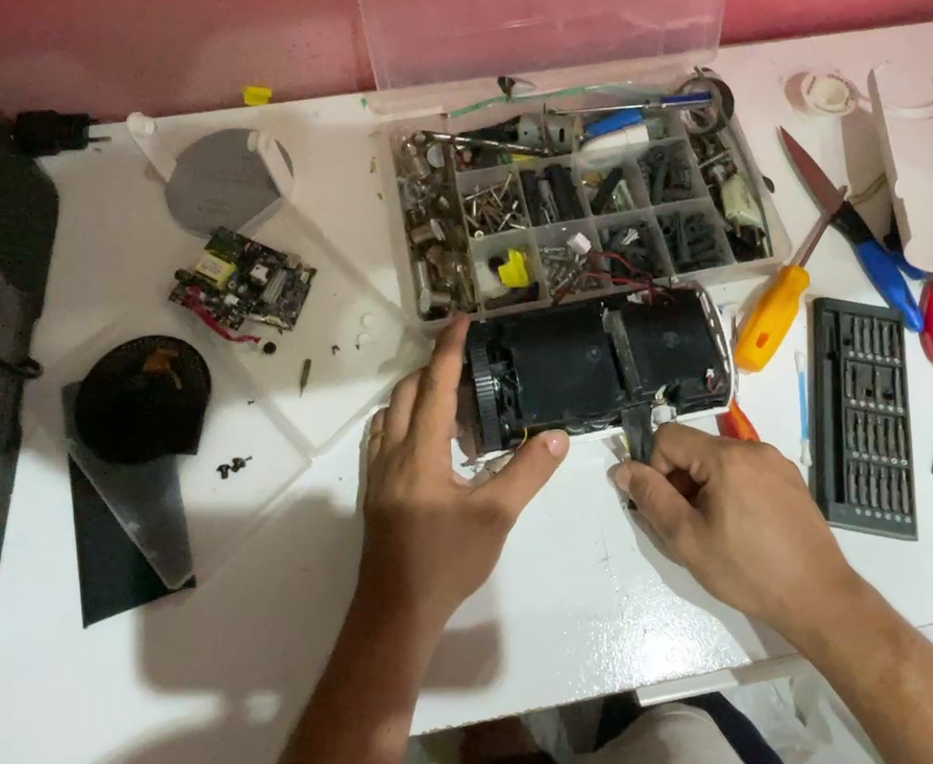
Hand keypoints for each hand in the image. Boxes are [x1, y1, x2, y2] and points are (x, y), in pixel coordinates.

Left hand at [358, 319, 567, 630]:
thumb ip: (527, 472)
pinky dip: (406, 422)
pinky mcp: (375, 492)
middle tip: (470, 372)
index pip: (435, 386)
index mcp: (420, 451)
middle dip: (433, 371)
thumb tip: (557, 435)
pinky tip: (429, 445)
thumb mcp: (495, 518)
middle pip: (405, 392)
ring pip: (390, 414)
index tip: (462, 320)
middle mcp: (392, 452)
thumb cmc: (445, 562)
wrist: (395, 612)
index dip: (449, 350)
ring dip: (418, 397)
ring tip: (455, 410)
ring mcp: (378, 473)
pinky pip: (384, 438)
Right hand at [613, 423, 856, 636]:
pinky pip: (746, 472)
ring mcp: (777, 464)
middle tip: (688, 526)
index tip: (665, 506)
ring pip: (720, 462)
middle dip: (681, 481)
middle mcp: (754, 449)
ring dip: (705, 488)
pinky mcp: (791, 481)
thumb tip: (623, 469)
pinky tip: (742, 530)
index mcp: (727, 458)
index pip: (669, 437)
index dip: (655, 468)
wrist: (819, 599)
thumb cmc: (749, 571)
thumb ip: (651, 498)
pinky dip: (732, 492)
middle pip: (696, 449)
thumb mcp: (687, 539)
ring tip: (716, 532)